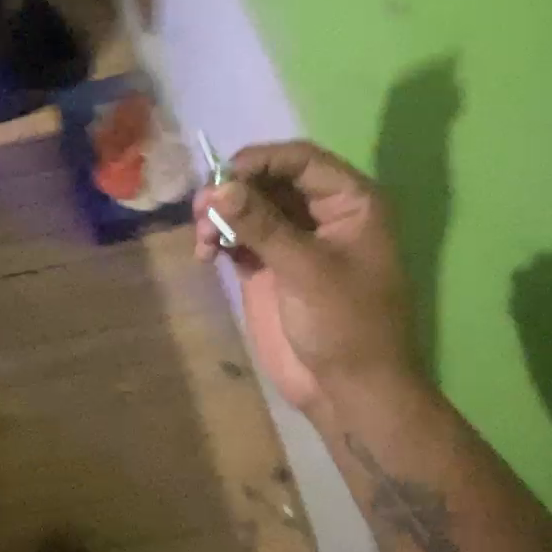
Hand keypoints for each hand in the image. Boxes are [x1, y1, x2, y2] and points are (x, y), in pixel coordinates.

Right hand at [194, 142, 418, 406]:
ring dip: (219, 214)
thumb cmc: (346, 326)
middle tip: (201, 209)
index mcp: (350, 203)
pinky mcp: (267, 265)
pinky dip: (217, 238)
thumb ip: (263, 226)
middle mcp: (321, 213)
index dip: (260, 161)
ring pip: (247, 206)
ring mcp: (291, 240)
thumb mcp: (307, 271)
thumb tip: (220, 187)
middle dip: (232, 189)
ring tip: (202, 237)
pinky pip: (237, 235)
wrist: (347, 390)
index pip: (301, 160)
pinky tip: (204, 254)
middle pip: (268, 179)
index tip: (221, 176)